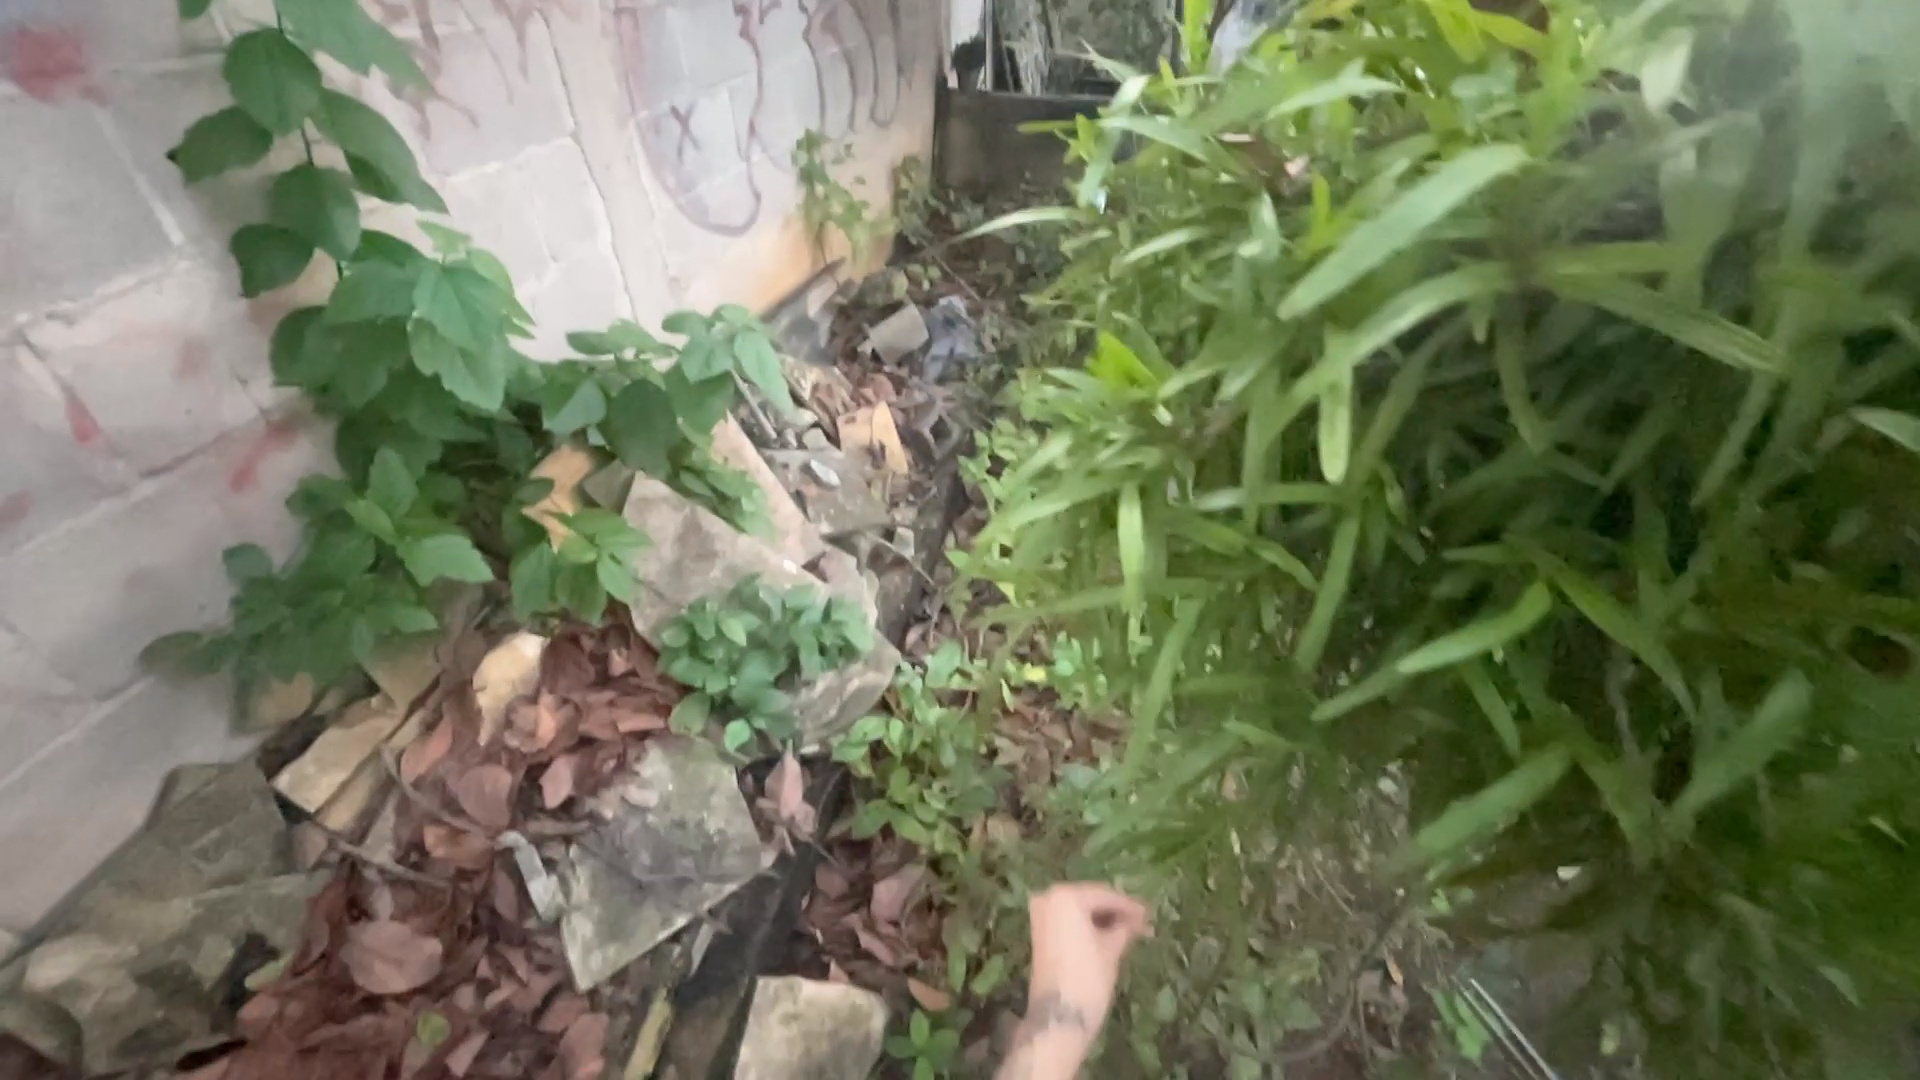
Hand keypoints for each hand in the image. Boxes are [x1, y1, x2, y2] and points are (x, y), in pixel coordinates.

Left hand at [1024, 883, 1150, 1032]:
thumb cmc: (1088, 979)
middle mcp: (1049, 897)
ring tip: (1130, 930)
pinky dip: (1087, 925)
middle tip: (1141, 922)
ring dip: (1103, 918)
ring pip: (1079, 909)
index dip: (1129, 906)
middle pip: (1090, 899)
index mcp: (1066, 896)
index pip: (1105, 895)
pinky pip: (1069, 920)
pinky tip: (1109, 935)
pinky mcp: (1040, 931)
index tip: (1150, 914)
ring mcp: (1041, 913)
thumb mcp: (1111, 950)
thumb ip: (1124, 928)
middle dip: (1115, 911)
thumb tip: (1137, 920)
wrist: (1058, 1018)